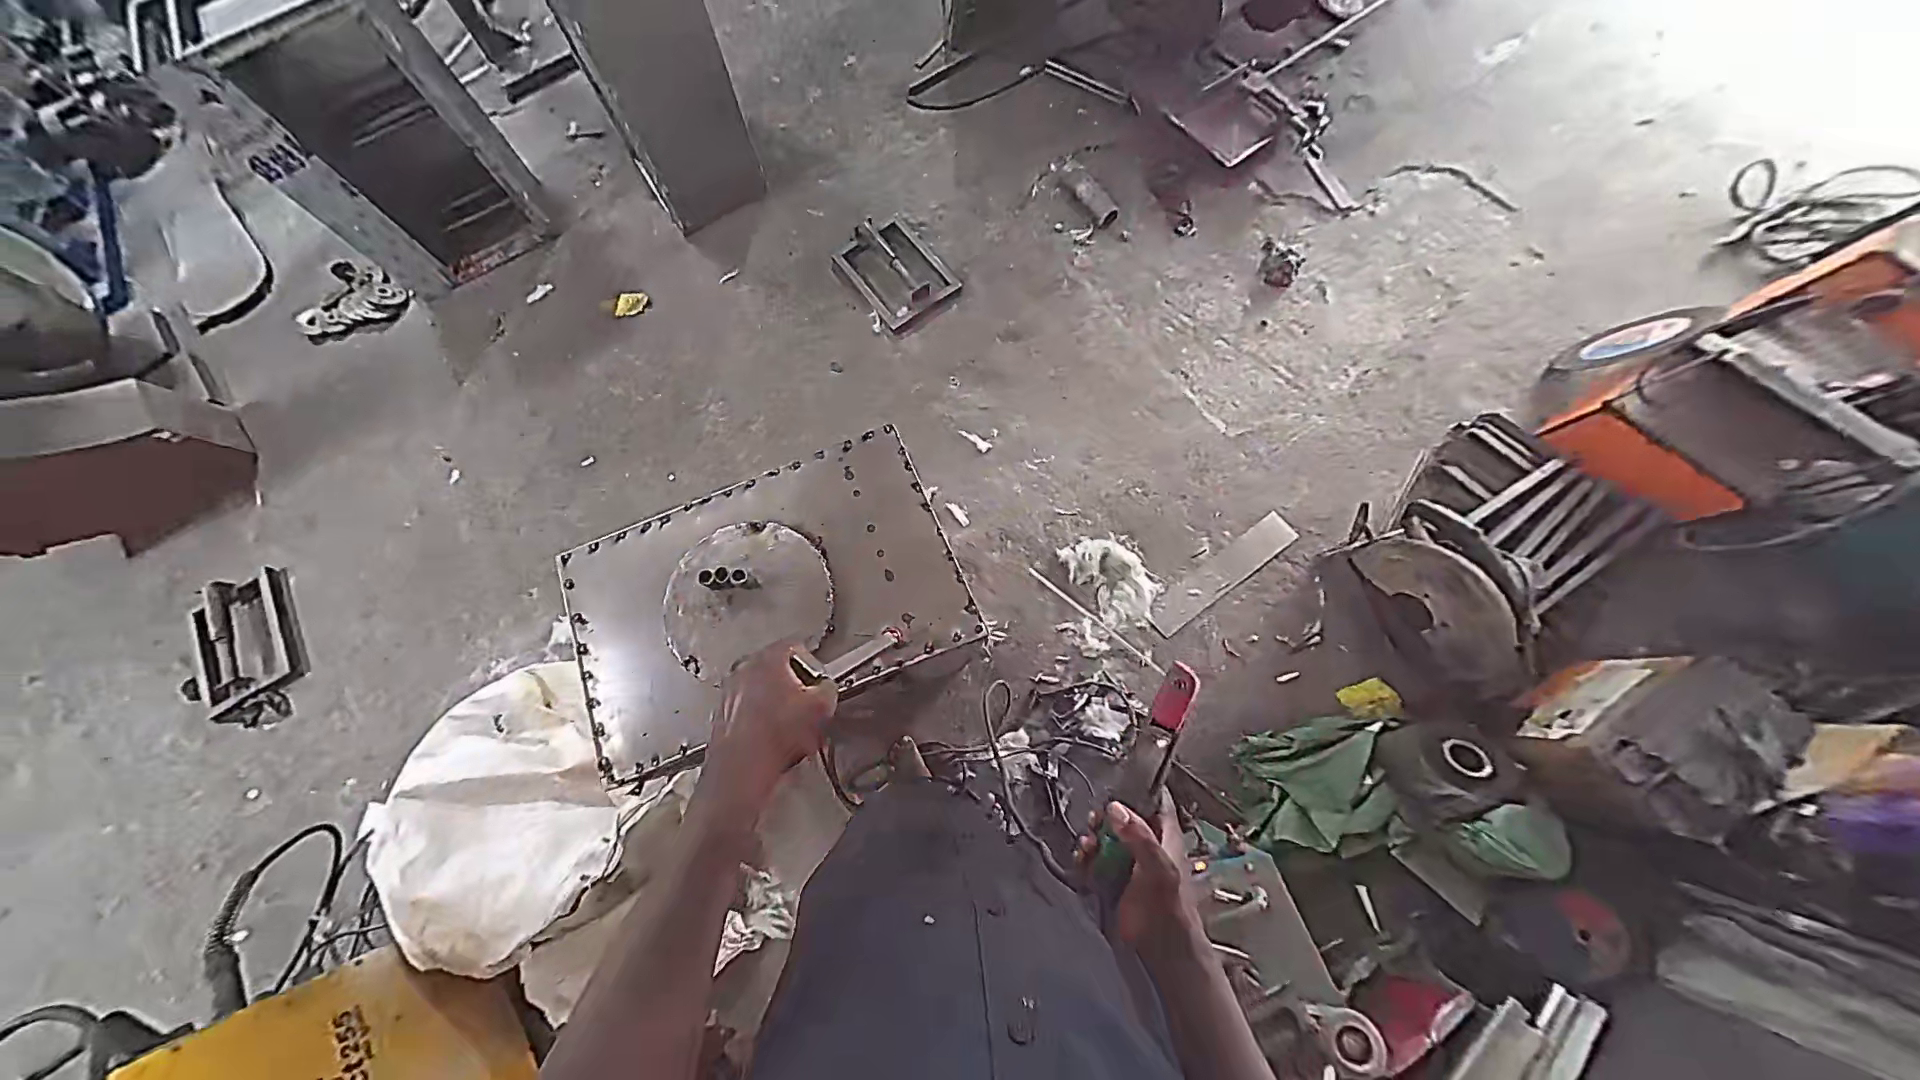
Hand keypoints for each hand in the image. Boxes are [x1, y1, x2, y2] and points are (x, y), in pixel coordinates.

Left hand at [703, 641, 838, 808]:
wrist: (742, 767)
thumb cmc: (776, 734)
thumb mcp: (821, 707)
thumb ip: (828, 689)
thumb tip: (826, 689)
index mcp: (768, 658)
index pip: (795, 646)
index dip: (813, 664)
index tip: (819, 681)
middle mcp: (744, 670)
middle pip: (777, 669)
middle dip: (794, 685)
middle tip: (808, 703)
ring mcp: (730, 693)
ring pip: (762, 690)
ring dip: (777, 703)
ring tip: (792, 726)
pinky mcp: (722, 716)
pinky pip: (749, 711)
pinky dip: (761, 720)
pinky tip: (774, 739)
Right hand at [1078, 790, 1200, 950]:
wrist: (1160, 949)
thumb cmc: (1169, 905)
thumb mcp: (1159, 866)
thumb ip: (1139, 836)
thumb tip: (1114, 808)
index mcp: (1165, 835)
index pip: (1155, 801)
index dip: (1140, 787)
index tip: (1119, 779)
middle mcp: (1145, 843)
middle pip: (1122, 817)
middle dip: (1106, 815)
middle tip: (1095, 817)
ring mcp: (1127, 861)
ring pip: (1105, 836)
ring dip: (1093, 835)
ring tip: (1088, 841)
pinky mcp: (1110, 879)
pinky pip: (1093, 859)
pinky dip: (1085, 855)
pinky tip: (1083, 856)